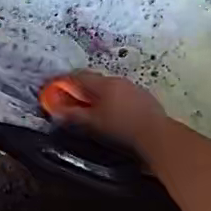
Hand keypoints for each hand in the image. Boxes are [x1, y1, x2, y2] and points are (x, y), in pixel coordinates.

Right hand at [39, 70, 171, 152]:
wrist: (156, 135)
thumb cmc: (121, 128)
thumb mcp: (93, 123)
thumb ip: (73, 115)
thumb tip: (56, 110)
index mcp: (103, 84)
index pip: (78, 76)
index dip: (64, 82)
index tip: (54, 88)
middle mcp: (118, 80)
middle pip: (93, 80)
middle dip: (80, 88)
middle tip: (71, 100)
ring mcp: (132, 87)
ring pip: (108, 87)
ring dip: (97, 95)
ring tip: (91, 109)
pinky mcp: (143, 97)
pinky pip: (121, 94)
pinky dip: (111, 100)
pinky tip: (112, 114)